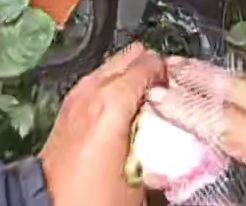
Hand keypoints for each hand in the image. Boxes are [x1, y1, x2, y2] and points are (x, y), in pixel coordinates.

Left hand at [41, 44, 165, 205]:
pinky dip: (114, 82)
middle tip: (162, 90)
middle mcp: (95, 87)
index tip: (175, 88)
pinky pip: (99, 77)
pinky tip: (121, 107)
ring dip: (131, 74)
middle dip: (149, 67)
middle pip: (131, 55)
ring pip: (114, 62)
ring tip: (144, 100)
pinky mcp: (70, 101)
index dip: (166, 73)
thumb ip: (155, 141)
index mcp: (113, 100)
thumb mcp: (137, 176)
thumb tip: (166, 126)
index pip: (148, 64)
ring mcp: (80, 91)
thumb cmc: (93, 196)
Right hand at [149, 59, 245, 205]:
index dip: (183, 106)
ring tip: (185, 72)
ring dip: (215, 80)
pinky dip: (236, 93)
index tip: (156, 94)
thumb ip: (216, 190)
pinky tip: (219, 94)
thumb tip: (179, 174)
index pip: (220, 118)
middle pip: (235, 89)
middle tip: (166, 67)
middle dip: (197, 76)